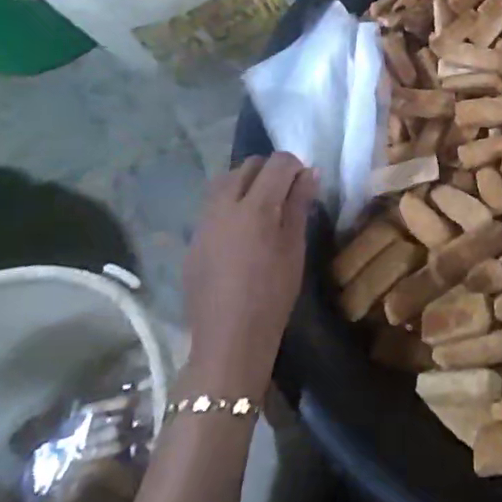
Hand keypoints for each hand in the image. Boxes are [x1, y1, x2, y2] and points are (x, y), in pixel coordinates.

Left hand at [183, 153, 316, 389]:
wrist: (228, 339)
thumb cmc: (272, 294)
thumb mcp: (294, 248)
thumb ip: (299, 205)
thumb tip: (308, 173)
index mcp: (256, 206)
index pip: (277, 162)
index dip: (295, 166)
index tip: (305, 183)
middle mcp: (224, 205)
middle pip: (248, 166)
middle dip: (270, 171)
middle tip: (286, 194)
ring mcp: (204, 222)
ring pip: (225, 182)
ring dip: (246, 184)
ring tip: (262, 209)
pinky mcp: (192, 240)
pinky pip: (212, 207)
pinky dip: (230, 205)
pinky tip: (241, 234)